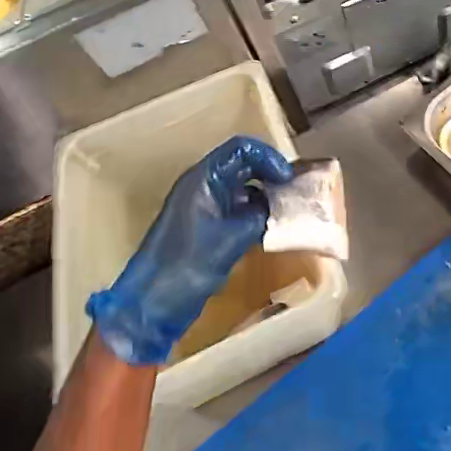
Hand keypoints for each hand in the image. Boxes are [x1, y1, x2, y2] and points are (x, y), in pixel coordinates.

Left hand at [86, 136, 292, 364]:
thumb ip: (260, 216)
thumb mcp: (232, 238)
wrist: (154, 301)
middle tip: (296, 192)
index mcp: (203, 179)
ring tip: (289, 208)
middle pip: (243, 163)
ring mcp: (203, 204)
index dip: (269, 158)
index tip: (289, 180)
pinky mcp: (207, 223)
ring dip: (266, 193)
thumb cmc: (188, 264)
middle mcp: (202, 184)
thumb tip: (282, 207)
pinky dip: (256, 210)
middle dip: (271, 173)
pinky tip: (272, 225)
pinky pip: (237, 205)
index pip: (241, 149)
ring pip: (242, 185)